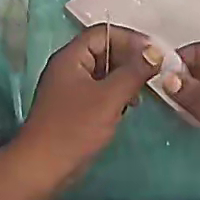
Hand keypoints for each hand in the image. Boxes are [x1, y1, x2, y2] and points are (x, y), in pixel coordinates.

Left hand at [11, 24, 162, 192]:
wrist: (44, 166)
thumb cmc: (74, 128)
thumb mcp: (109, 97)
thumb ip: (133, 72)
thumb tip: (155, 52)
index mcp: (70, 58)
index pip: (102, 33)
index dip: (130, 38)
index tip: (155, 52)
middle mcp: (68, 68)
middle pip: (103, 50)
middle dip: (129, 58)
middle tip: (154, 71)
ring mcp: (70, 88)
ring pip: (103, 72)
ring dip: (125, 77)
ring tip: (144, 90)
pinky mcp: (74, 107)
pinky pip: (99, 90)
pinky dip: (116, 93)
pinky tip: (129, 106)